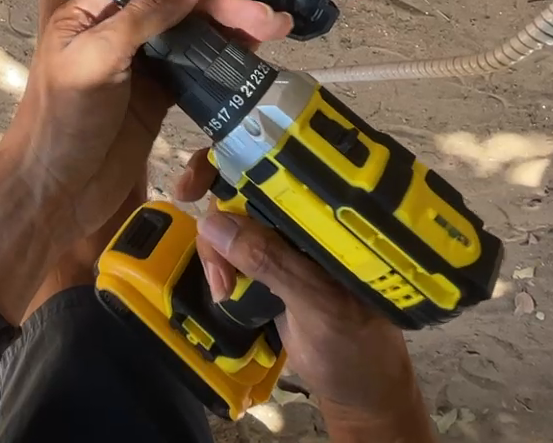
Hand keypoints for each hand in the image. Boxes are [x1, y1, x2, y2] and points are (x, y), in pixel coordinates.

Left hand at [4, 0, 292, 245]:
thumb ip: (145, 16)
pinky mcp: (157, 98)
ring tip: (271, 30)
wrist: (56, 193)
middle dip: (216, 6)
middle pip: (171, 6)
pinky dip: (222, 63)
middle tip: (263, 17)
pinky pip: (195, 71)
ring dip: (227, 31)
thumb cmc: (63, 120)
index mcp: (87, 14)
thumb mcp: (98, 57)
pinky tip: (249, 58)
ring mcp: (138, 67)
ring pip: (188, 37)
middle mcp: (114, 34)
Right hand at [174, 156, 431, 439]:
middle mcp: (302, 217)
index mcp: (325, 214)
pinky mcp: (264, 263)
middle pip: (239, 186)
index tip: (193, 183)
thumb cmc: (357, 348)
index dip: (230, 158)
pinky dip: (216, 266)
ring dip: (215, 252)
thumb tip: (214, 223)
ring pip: (227, 219)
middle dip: (215, 216)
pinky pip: (226, 249)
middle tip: (204, 239)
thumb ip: (271, 263)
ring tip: (226, 290)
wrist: (359, 395)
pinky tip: (225, 291)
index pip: (276, 164)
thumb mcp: (319, 305)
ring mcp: (281, 240)